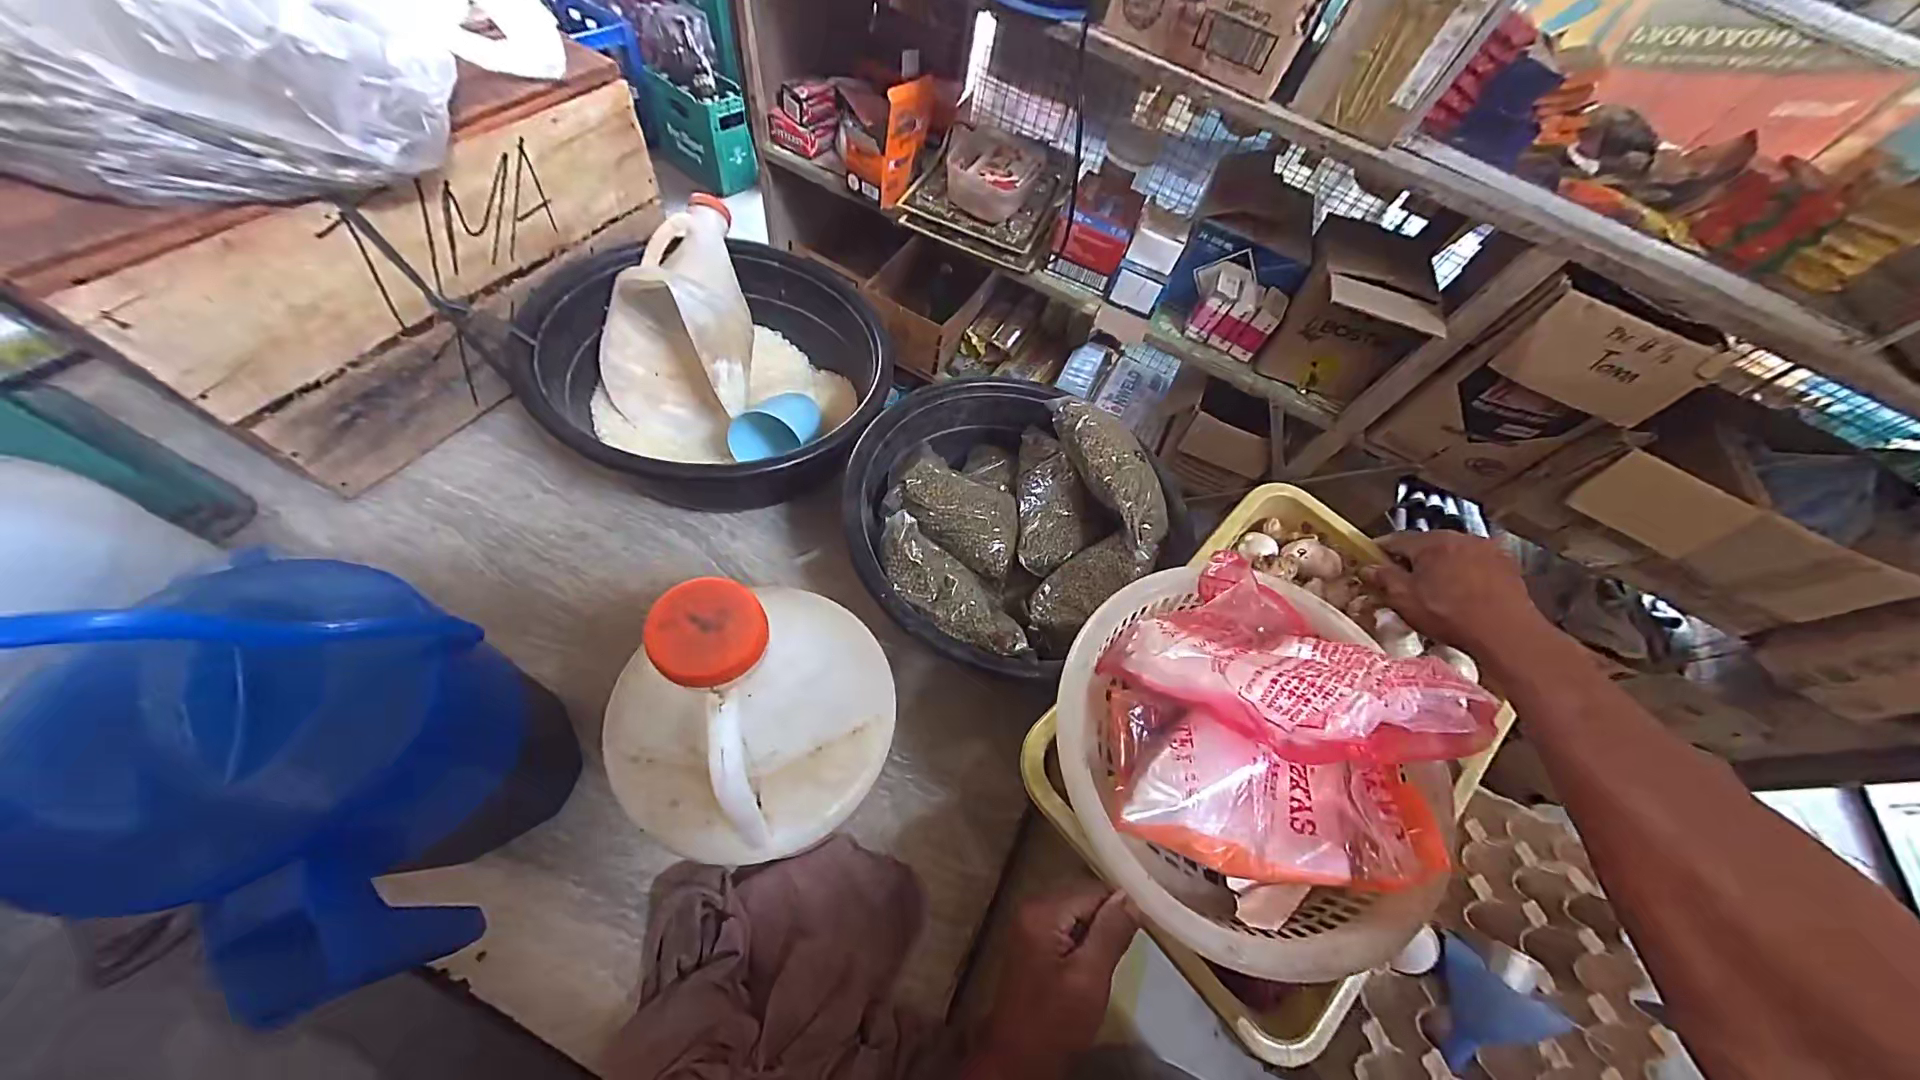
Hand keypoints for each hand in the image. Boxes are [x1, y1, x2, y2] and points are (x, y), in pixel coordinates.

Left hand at [965, 885, 1139, 1079]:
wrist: (1018, 1061)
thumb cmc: (1055, 1022)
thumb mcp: (1090, 977)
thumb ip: (1110, 933)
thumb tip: (1131, 896)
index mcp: (1042, 911)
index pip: (1091, 890)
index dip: (1119, 906)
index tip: (1144, 924)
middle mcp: (1031, 907)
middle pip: (1082, 899)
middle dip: (1107, 919)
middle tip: (1130, 944)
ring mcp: (1028, 924)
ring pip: (1076, 913)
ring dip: (1096, 932)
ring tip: (1114, 955)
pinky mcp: (1031, 942)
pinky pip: (1065, 928)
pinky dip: (1083, 941)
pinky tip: (1093, 963)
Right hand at [1361, 531, 1554, 659]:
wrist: (1508, 633)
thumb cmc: (1448, 614)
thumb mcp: (1403, 599)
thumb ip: (1382, 578)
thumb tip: (1366, 567)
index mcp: (1431, 541)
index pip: (1394, 539)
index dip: (1378, 552)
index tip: (1371, 565)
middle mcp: (1460, 537)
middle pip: (1425, 544)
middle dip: (1411, 560)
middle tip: (1402, 582)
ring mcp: (1487, 549)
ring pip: (1451, 553)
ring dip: (1439, 566)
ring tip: (1434, 590)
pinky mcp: (1507, 565)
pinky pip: (1474, 564)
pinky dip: (1463, 573)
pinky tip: (1461, 595)